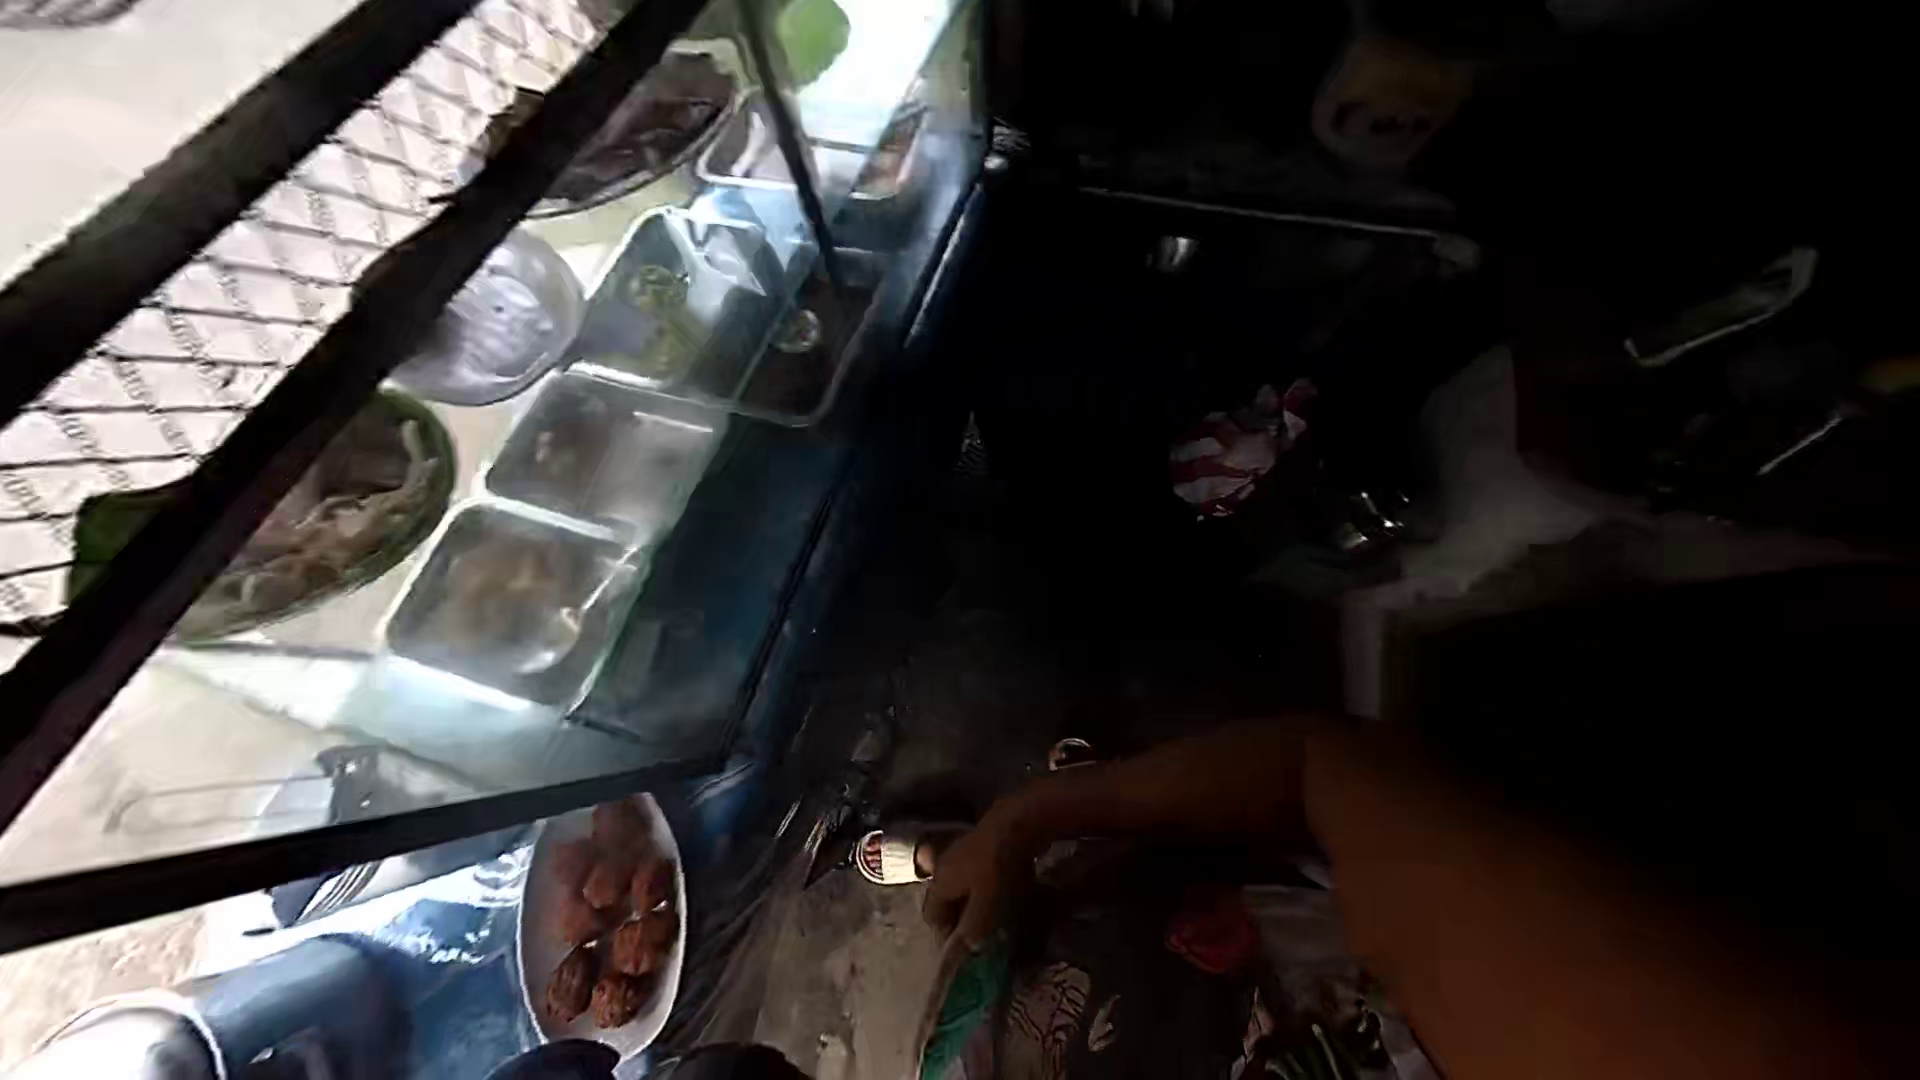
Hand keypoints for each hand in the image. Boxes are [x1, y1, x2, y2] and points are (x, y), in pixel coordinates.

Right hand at [922, 798, 1042, 947]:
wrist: (1016, 824)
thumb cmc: (997, 868)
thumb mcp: (985, 905)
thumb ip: (971, 931)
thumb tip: (959, 953)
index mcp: (940, 882)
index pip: (932, 917)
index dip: (945, 937)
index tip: (965, 951)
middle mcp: (944, 866)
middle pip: (945, 901)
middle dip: (959, 919)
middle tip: (980, 935)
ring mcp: (961, 853)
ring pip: (961, 887)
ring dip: (973, 904)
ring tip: (993, 918)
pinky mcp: (980, 845)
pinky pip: (975, 874)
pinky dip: (984, 888)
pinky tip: (1002, 894)